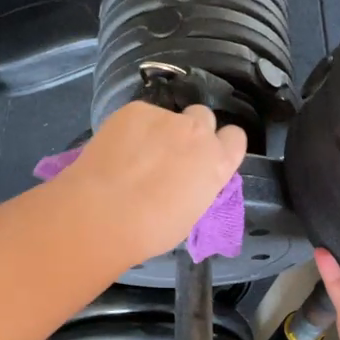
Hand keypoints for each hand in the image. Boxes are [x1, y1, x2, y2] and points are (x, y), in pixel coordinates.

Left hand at [58, 102, 246, 261]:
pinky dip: (131, 129)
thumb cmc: (150, 229)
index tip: (205, 155)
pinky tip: (116, 149)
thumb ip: (197, 185)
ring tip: (134, 154)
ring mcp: (165, 117)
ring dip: (158, 130)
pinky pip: (139, 115)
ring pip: (168, 116)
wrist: (103, 213)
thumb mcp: (190, 212)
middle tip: (169, 152)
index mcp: (217, 161)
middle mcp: (197, 132)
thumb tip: (187, 178)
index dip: (220, 144)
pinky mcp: (134, 110)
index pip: (236, 137)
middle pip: (203, 117)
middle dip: (191, 130)